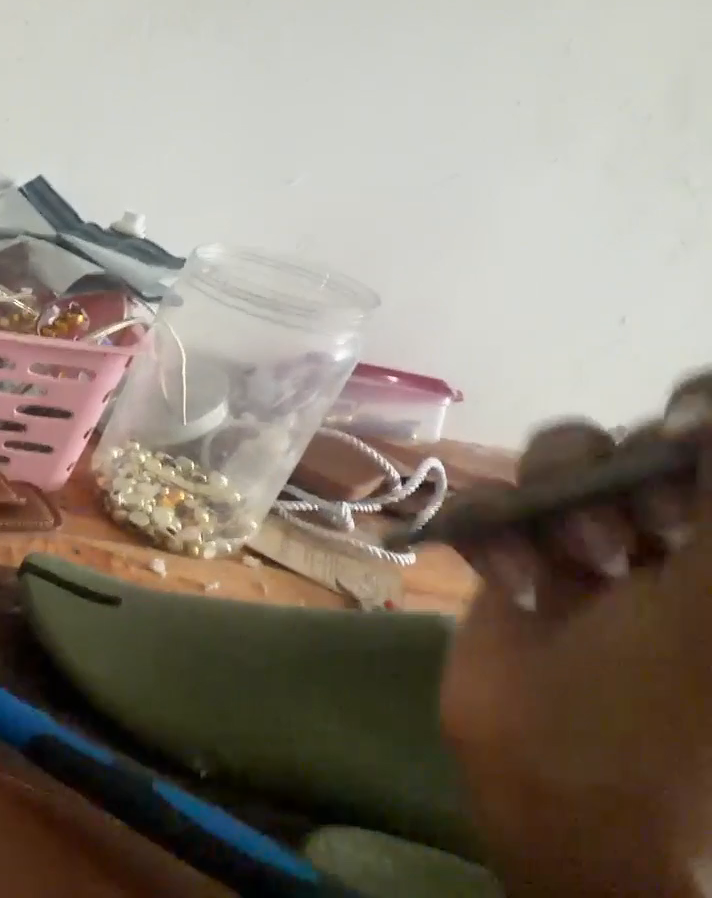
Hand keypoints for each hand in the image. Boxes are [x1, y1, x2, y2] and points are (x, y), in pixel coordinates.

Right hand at [437, 374, 711, 896]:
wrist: (561, 771)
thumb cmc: (666, 694)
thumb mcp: (711, 593)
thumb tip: (704, 409)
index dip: (696, 414)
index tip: (679, 437)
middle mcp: (676, 528)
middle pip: (639, 437)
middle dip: (622, 476)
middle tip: (636, 537)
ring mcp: (591, 541)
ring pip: (557, 462)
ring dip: (550, 504)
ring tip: (570, 567)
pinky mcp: (516, 556)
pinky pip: (490, 504)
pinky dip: (492, 533)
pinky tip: (512, 583)